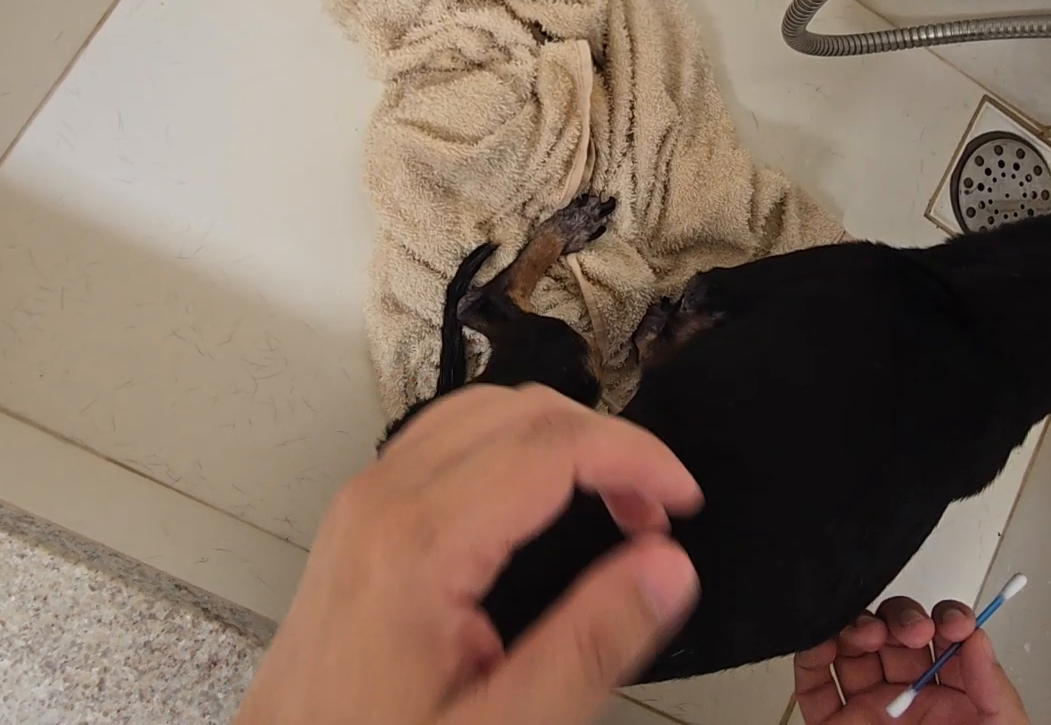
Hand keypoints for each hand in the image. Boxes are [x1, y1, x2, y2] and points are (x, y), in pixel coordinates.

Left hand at [235, 384, 703, 724]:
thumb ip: (590, 644)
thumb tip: (668, 565)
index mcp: (420, 541)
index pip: (553, 446)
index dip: (635, 457)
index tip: (681, 497)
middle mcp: (388, 494)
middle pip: (524, 410)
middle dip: (607, 443)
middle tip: (652, 510)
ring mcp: (371, 491)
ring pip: (490, 406)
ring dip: (564, 434)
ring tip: (608, 497)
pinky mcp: (368, 504)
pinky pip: (455, 429)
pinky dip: (518, 438)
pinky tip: (541, 485)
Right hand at [793, 597, 1030, 724]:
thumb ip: (993, 692)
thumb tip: (976, 636)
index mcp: (958, 708)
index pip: (948, 644)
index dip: (947, 621)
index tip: (954, 622)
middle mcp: (911, 704)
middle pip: (897, 636)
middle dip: (901, 619)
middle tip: (910, 631)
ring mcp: (869, 712)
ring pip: (853, 647)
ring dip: (856, 626)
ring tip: (868, 636)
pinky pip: (813, 680)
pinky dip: (812, 650)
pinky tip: (826, 642)